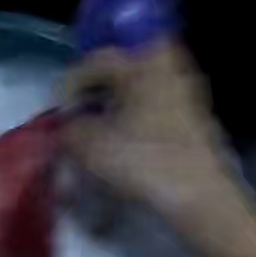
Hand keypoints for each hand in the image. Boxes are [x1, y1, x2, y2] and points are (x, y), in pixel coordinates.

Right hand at [65, 39, 255, 256]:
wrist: (197, 198)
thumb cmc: (141, 163)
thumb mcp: (88, 145)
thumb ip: (68, 128)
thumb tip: (67, 125)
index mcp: (144, 68)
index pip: (98, 59)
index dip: (71, 82)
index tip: (58, 110)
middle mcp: (168, 71)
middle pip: (129, 58)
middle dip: (101, 76)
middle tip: (80, 100)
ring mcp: (184, 93)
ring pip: (143, 79)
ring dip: (117, 93)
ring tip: (95, 119)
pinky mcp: (190, 118)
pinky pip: (153, 99)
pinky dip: (132, 108)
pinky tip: (117, 134)